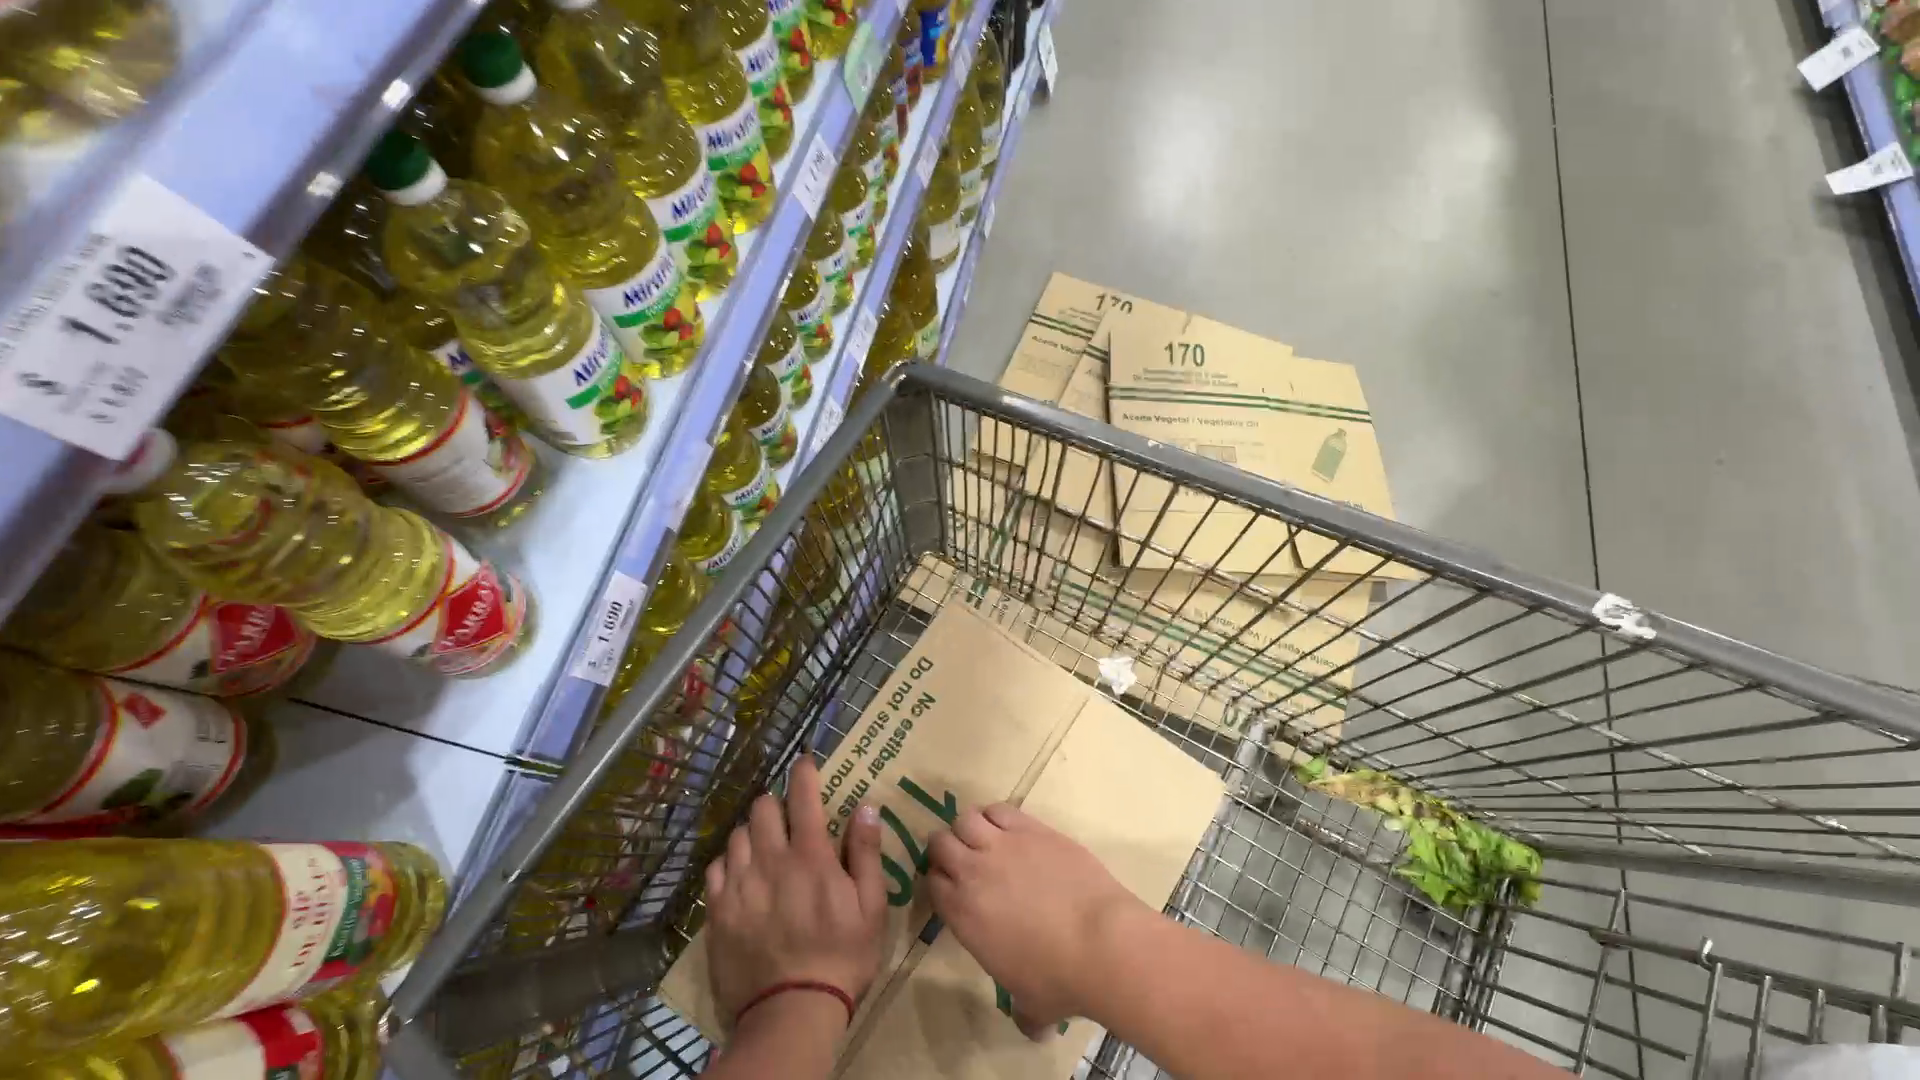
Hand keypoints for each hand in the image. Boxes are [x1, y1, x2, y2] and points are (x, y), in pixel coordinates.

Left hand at [704, 758, 887, 1034]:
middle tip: (788, 815)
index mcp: (810, 855)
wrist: (792, 1011)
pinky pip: (715, 868)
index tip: (805, 763)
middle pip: (762, 808)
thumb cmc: (843, 956)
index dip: (803, 772)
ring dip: (753, 832)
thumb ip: (867, 853)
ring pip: (737, 834)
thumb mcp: (872, 906)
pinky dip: (729, 862)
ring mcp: (738, 885)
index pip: (802, 796)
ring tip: (764, 846)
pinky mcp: (717, 911)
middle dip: (776, 802)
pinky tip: (741, 875)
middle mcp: (769, 860)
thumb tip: (866, 808)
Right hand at [926, 802, 1148, 1037]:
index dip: (942, 883)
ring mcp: (1002, 845)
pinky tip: (1010, 829)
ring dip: (970, 827)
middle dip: (947, 850)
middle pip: (940, 843)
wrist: (1101, 943)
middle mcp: (973, 873)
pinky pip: (1001, 809)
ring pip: (966, 818)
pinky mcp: (1032, 829)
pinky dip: (998, 816)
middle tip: (965, 860)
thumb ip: (1023, 1012)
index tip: (954, 888)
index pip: (933, 883)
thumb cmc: (1059, 980)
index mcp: (962, 914)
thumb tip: (1032, 1029)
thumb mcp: (1031, 1004)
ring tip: (986, 839)